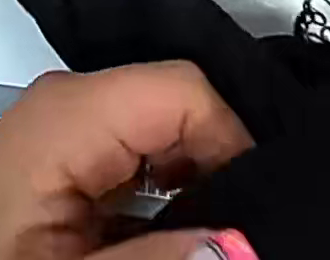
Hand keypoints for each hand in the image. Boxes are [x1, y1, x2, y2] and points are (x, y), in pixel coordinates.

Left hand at [0, 61, 257, 259]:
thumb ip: (157, 258)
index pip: (181, 87)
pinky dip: (173, 176)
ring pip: (162, 117)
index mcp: (69, 111)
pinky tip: (185, 220)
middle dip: (220, 153)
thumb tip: (242, 241)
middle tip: (250, 221)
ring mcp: (68, 116)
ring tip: (224, 224)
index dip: (231, 139)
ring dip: (201, 168)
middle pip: (174, 96)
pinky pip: (140, 142)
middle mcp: (71, 96)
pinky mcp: (70, 144)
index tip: (261, 206)